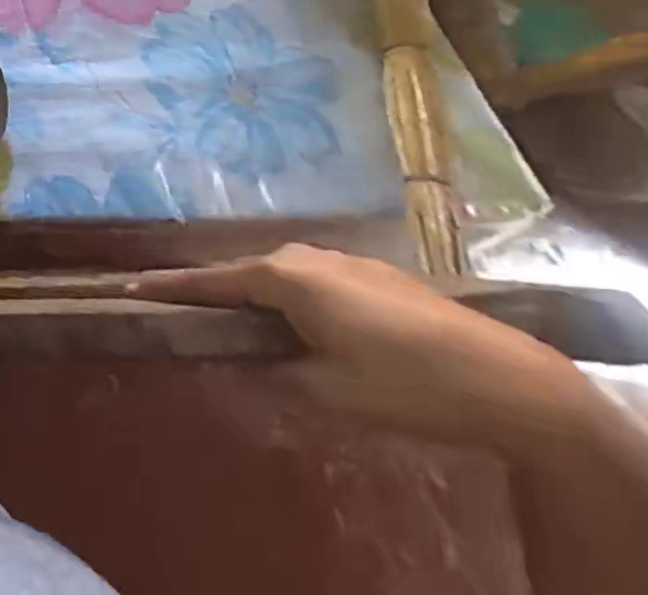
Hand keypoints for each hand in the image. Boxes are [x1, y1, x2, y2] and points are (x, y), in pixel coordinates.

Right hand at [126, 244, 607, 452]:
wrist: (517, 385)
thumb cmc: (405, 384)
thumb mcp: (323, 391)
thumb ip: (267, 372)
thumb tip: (237, 365)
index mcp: (284, 278)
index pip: (210, 281)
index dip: (169, 287)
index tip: (131, 287)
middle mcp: (306, 257)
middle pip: (242, 273)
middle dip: (212, 291)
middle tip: (182, 309)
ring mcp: (344, 261)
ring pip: (278, 274)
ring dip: (254, 293)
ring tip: (236, 317)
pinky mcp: (375, 274)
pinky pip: (311, 279)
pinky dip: (289, 295)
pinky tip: (298, 318)